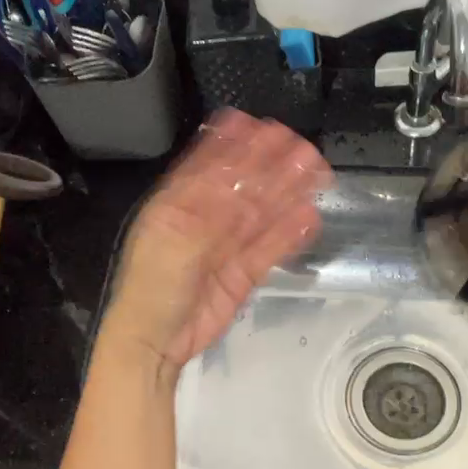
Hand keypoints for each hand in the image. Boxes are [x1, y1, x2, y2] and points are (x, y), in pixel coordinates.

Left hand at [102, 110, 330, 373]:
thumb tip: (245, 184)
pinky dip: (287, 234)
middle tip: (300, 145)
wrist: (153, 344)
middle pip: (240, 188)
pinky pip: (267, 249)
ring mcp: (222, 249)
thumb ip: (213, 213)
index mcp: (176, 206)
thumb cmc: (153, 287)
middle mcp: (200, 222)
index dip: (234, 146)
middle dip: (269, 166)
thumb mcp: (176, 243)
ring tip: (315, 171)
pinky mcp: (240, 275)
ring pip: (259, 215)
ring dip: (286, 193)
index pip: (209, 168)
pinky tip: (308, 216)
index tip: (259, 124)